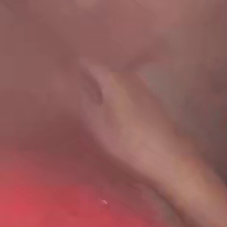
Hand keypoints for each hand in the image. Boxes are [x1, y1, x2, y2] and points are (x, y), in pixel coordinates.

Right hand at [73, 62, 200, 185]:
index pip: (85, 61)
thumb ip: (79, 98)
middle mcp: (128, 76)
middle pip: (100, 69)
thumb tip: (61, 78)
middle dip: (83, 75)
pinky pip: (123, 92)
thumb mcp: (95, 123)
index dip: (69, 65)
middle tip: (64, 87)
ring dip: (97, 87)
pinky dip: (111, 96)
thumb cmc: (129, 143)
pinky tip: (104, 110)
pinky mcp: (150, 104)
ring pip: (112, 81)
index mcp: (113, 76)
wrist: (173, 164)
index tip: (54, 73)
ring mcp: (142, 89)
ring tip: (80, 99)